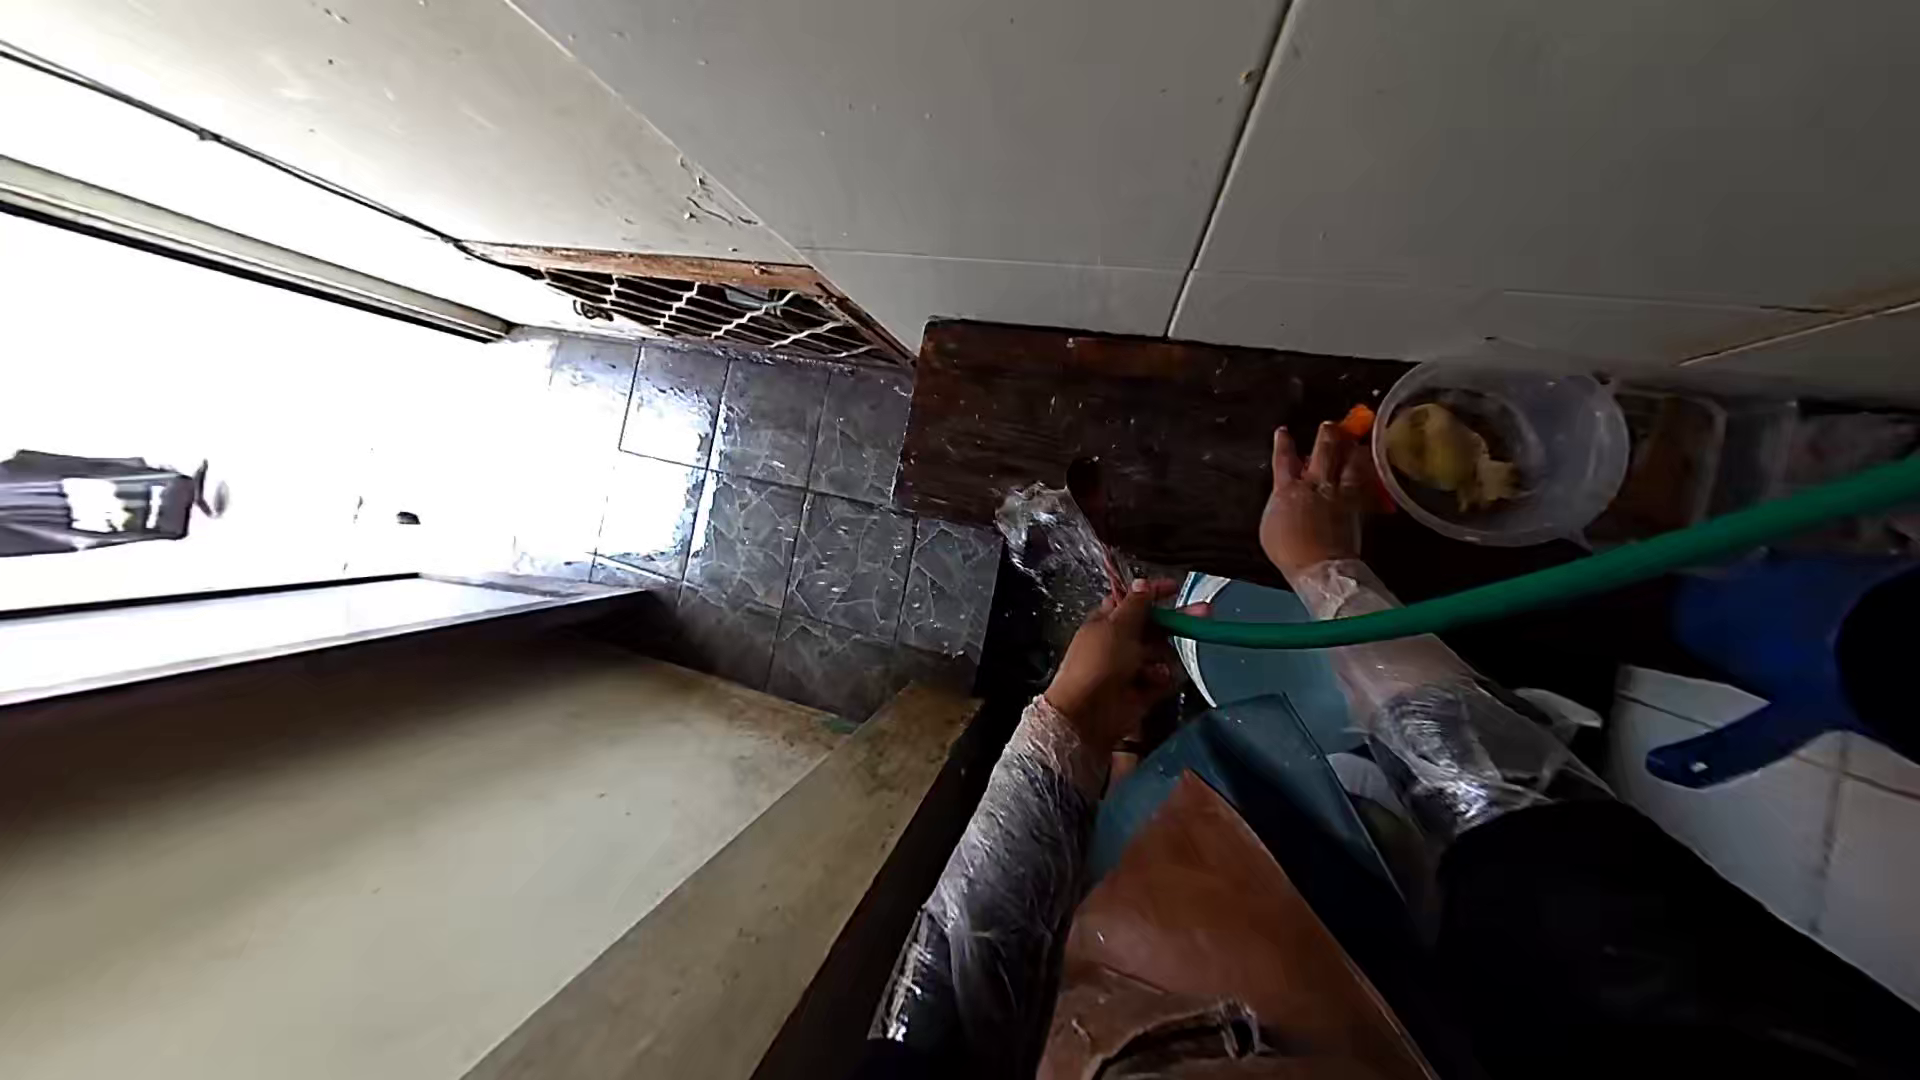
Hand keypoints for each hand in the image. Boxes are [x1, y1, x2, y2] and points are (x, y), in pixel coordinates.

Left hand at [1044, 579, 1203, 752]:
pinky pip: (1163, 679)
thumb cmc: (1099, 663)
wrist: (1088, 713)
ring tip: (1154, 667)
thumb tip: (1142, 581)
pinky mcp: (1142, 690)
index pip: (1134, 601)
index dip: (1153, 592)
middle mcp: (1120, 641)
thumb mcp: (1117, 627)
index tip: (1176, 586)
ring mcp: (1131, 667)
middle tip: (1203, 614)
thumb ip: (1135, 605)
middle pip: (1154, 626)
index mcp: (1107, 621)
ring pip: (1163, 653)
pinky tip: (1156, 682)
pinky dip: (1162, 680)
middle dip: (1175, 622)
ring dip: (1163, 658)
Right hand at [1260, 422, 1374, 579]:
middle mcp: (1315, 485)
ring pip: (1350, 461)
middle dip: (1325, 435)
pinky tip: (1369, 465)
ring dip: (1352, 447)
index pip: (1283, 459)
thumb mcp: (1269, 524)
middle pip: (1323, 451)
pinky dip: (1366, 470)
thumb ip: (1278, 503)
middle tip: (1329, 425)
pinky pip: (1365, 481)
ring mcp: (1340, 493)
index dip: (1283, 443)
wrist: (1318, 566)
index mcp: (1287, 489)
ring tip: (1354, 439)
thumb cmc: (1287, 551)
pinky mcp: (1358, 504)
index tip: (1283, 431)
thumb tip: (1284, 494)